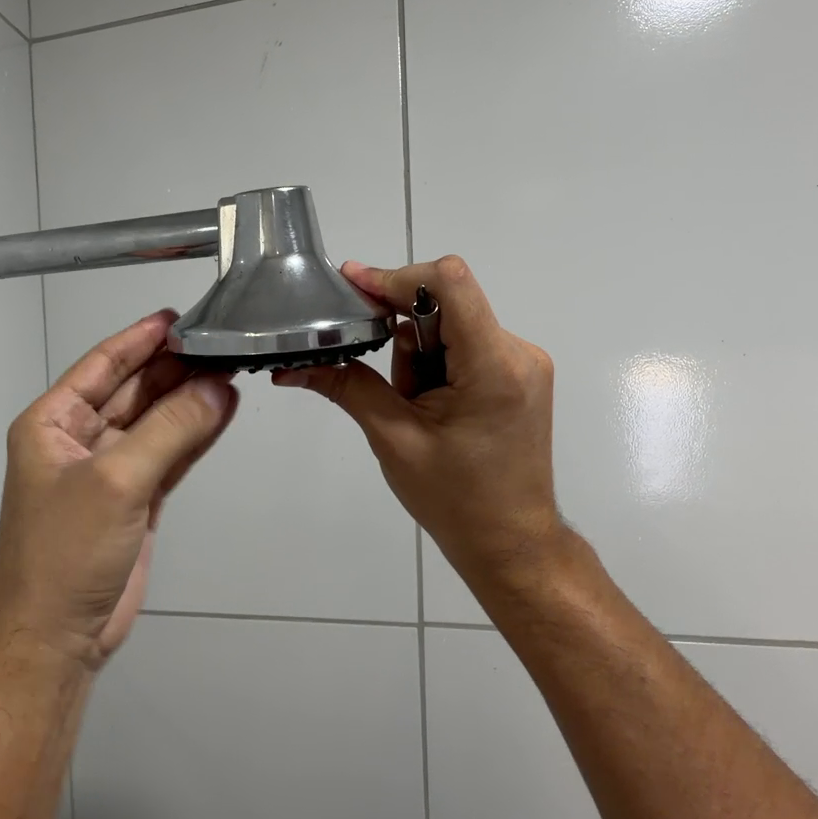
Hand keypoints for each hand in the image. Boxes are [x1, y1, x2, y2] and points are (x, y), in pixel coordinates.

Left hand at [0, 310, 238, 668]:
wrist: (56, 635)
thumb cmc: (64, 555)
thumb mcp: (114, 482)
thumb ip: (168, 431)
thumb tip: (216, 388)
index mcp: (50, 425)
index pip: (101, 367)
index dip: (139, 340)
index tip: (179, 318)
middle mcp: (77, 442)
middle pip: (132, 392)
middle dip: (174, 369)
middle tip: (221, 343)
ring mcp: (108, 473)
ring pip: (155, 424)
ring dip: (190, 401)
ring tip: (232, 370)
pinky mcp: (134, 502)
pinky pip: (168, 457)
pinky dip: (194, 437)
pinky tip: (223, 413)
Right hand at [273, 256, 565, 589]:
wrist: (509, 542)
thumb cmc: (454, 499)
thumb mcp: (393, 439)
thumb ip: (348, 387)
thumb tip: (293, 365)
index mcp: (493, 366)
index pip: (449, 283)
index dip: (396, 277)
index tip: (353, 287)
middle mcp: (518, 352)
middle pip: (446, 306)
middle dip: (403, 337)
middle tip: (391, 389)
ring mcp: (523, 363)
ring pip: (452, 327)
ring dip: (419, 358)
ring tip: (417, 413)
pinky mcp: (518, 376)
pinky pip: (466, 346)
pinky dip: (436, 366)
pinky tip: (430, 409)